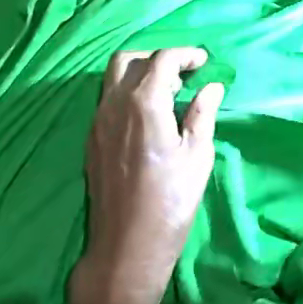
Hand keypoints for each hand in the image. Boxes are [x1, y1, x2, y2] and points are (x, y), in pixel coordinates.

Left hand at [76, 48, 222, 303]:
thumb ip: (202, 114)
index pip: (162, 59)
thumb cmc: (170, 203)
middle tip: (183, 74)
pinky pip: (106, 99)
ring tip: (167, 93)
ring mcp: (97, 121)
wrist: (125, 248)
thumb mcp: (197, 157)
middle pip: (129, 59)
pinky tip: (147, 116)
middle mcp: (114, 104)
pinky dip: (127, 93)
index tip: (203, 62)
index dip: (185, 55)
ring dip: (139, 73)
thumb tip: (211, 86)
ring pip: (112, 77)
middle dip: (157, 58)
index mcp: (143, 103)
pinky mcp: (91, 139)